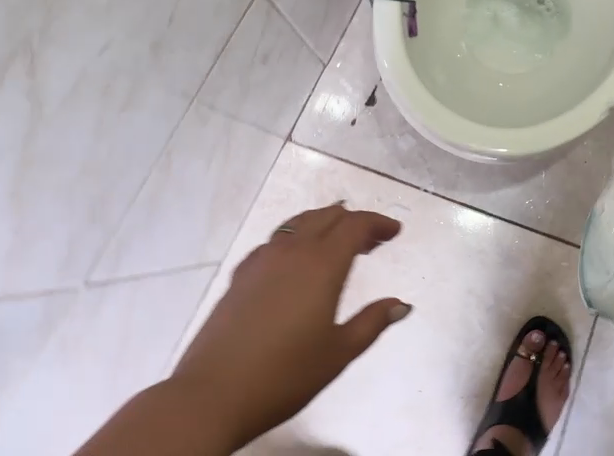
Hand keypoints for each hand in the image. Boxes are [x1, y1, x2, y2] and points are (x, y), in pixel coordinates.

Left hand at [168, 203, 411, 448]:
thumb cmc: (284, 375)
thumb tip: (401, 304)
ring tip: (336, 241)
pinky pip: (275, 241)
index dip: (378, 223)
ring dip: (323, 224)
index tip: (395, 232)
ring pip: (298, 224)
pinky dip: (295, 239)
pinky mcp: (240, 276)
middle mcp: (293, 251)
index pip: (356, 225)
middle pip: (328, 216)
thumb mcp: (338, 353)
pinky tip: (294, 263)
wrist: (212, 396)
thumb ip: (372, 323)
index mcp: (322, 264)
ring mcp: (262, 261)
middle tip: (372, 239)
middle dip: (353, 221)